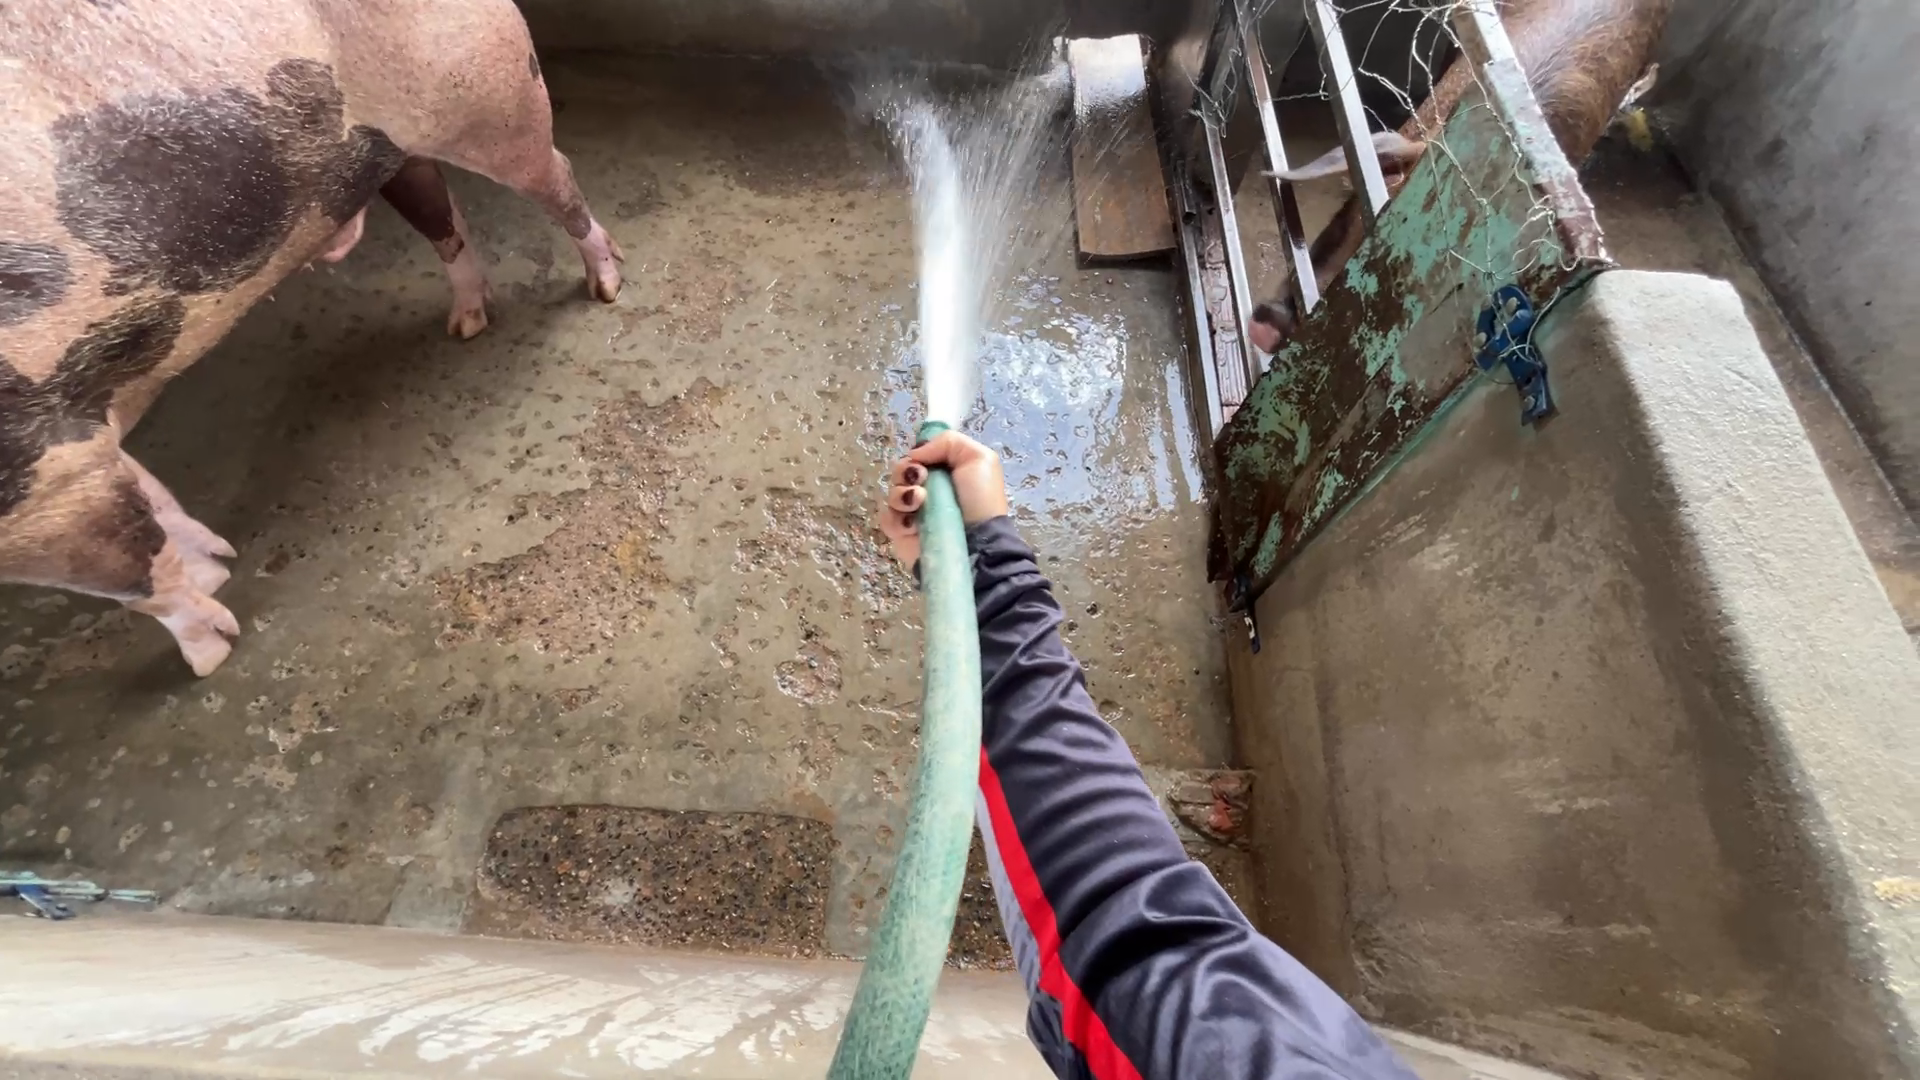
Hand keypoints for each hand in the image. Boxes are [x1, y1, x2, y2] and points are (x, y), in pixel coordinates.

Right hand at [878, 430, 1010, 568]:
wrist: (979, 543)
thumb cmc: (982, 500)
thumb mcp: (979, 458)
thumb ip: (949, 442)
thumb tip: (916, 454)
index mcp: (944, 471)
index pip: (918, 455)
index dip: (917, 454)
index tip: (924, 460)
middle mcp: (927, 490)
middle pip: (900, 471)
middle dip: (906, 471)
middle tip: (921, 479)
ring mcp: (913, 512)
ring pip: (891, 494)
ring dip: (901, 494)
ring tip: (919, 502)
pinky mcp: (903, 534)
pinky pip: (887, 518)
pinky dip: (896, 518)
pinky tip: (912, 523)